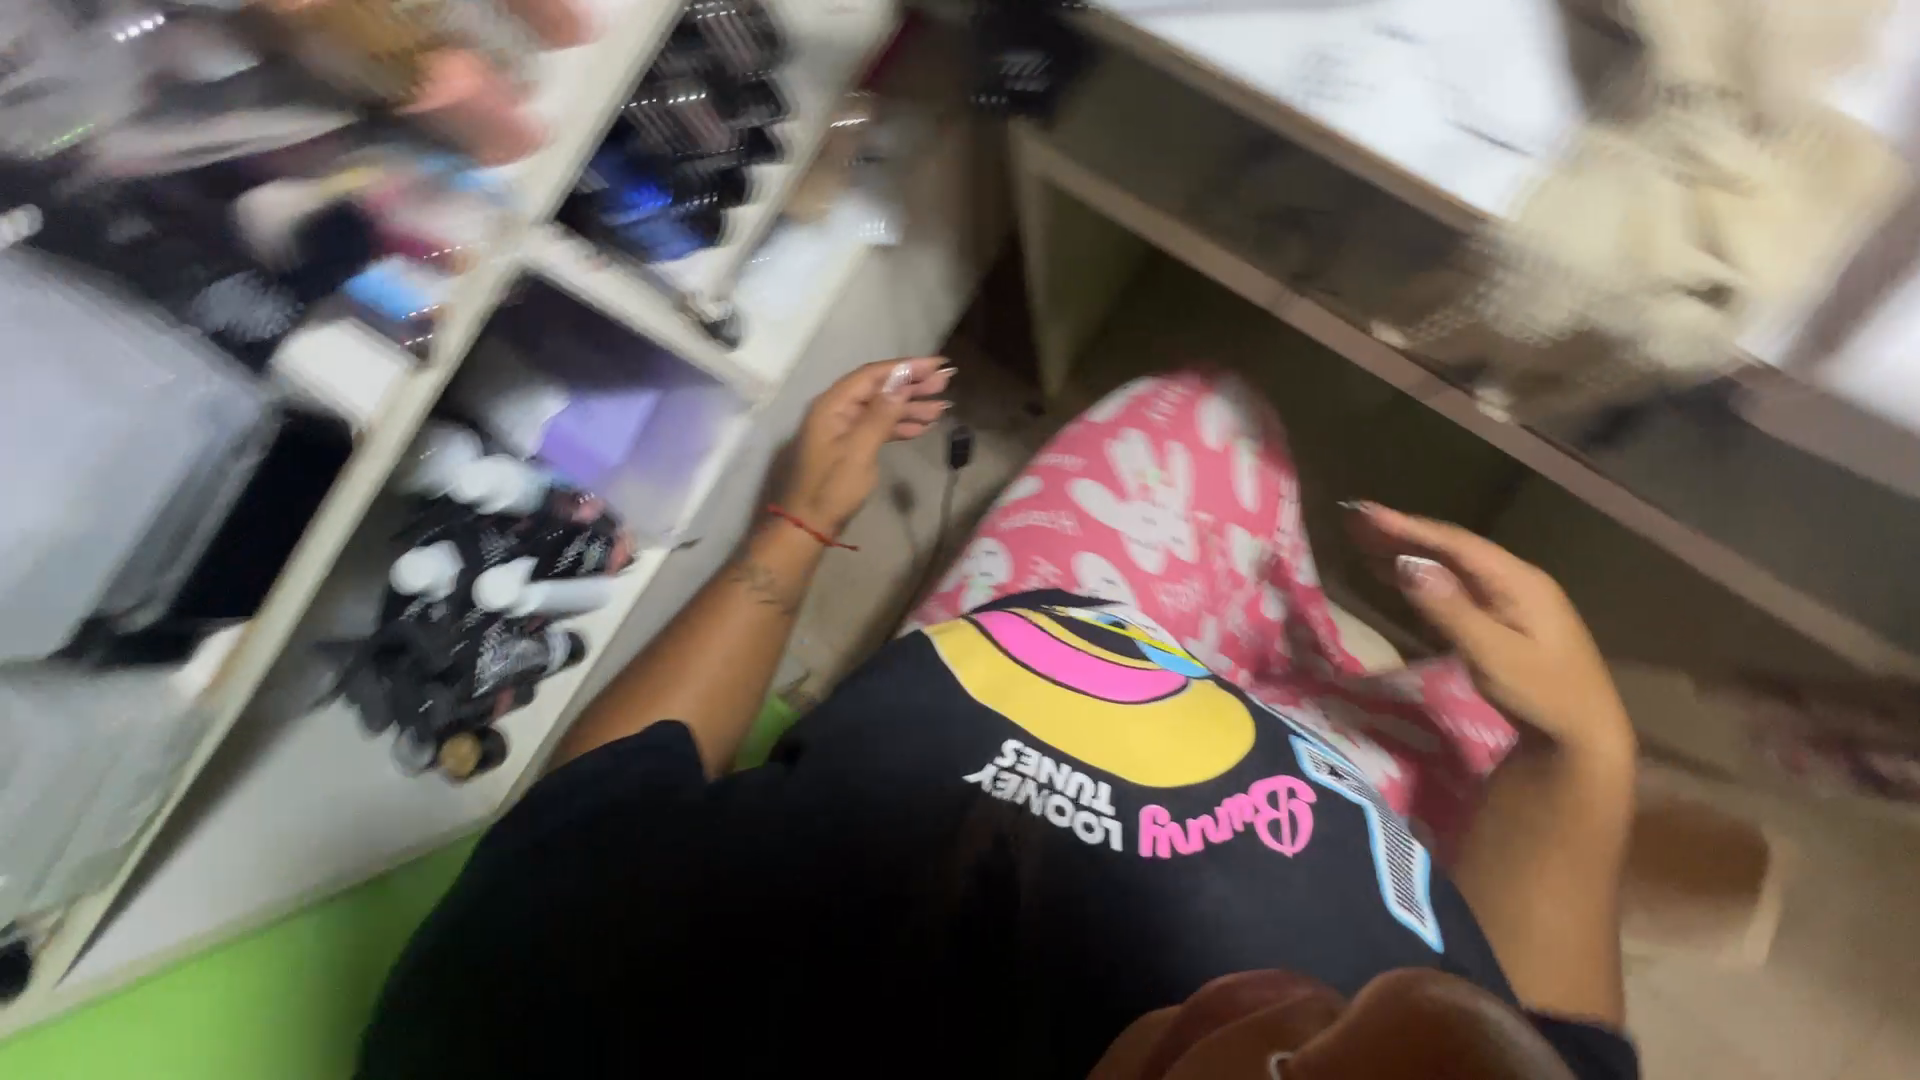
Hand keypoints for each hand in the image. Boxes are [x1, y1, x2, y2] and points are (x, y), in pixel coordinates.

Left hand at [775, 357, 952, 535]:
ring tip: (942, 408)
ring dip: (911, 407)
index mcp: (833, 404)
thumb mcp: (860, 450)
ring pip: (882, 408)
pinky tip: (923, 426)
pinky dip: (900, 425)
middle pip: (879, 389)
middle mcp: (837, 410)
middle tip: (946, 383)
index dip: (906, 368)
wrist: (810, 523)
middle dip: (913, 385)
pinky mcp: (851, 445)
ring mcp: (844, 428)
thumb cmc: (832, 487)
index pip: (873, 375)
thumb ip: (881, 414)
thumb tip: (902, 382)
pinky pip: (879, 427)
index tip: (937, 365)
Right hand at [1346, 503, 1633, 758]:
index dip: (1407, 527)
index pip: (1454, 544)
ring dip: (1407, 552)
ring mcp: (1507, 598)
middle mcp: (1513, 580)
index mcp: (1517, 581)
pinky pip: (1452, 585)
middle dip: (1402, 533)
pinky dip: (1420, 576)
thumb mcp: (1492, 653)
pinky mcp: (1499, 616)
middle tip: (1356, 519)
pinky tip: (1394, 574)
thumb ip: (1449, 608)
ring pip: (1449, 565)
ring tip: (1363, 540)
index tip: (1365, 513)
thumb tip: (1406, 565)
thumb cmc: (1542, 693)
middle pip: (1450, 548)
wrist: (1584, 734)